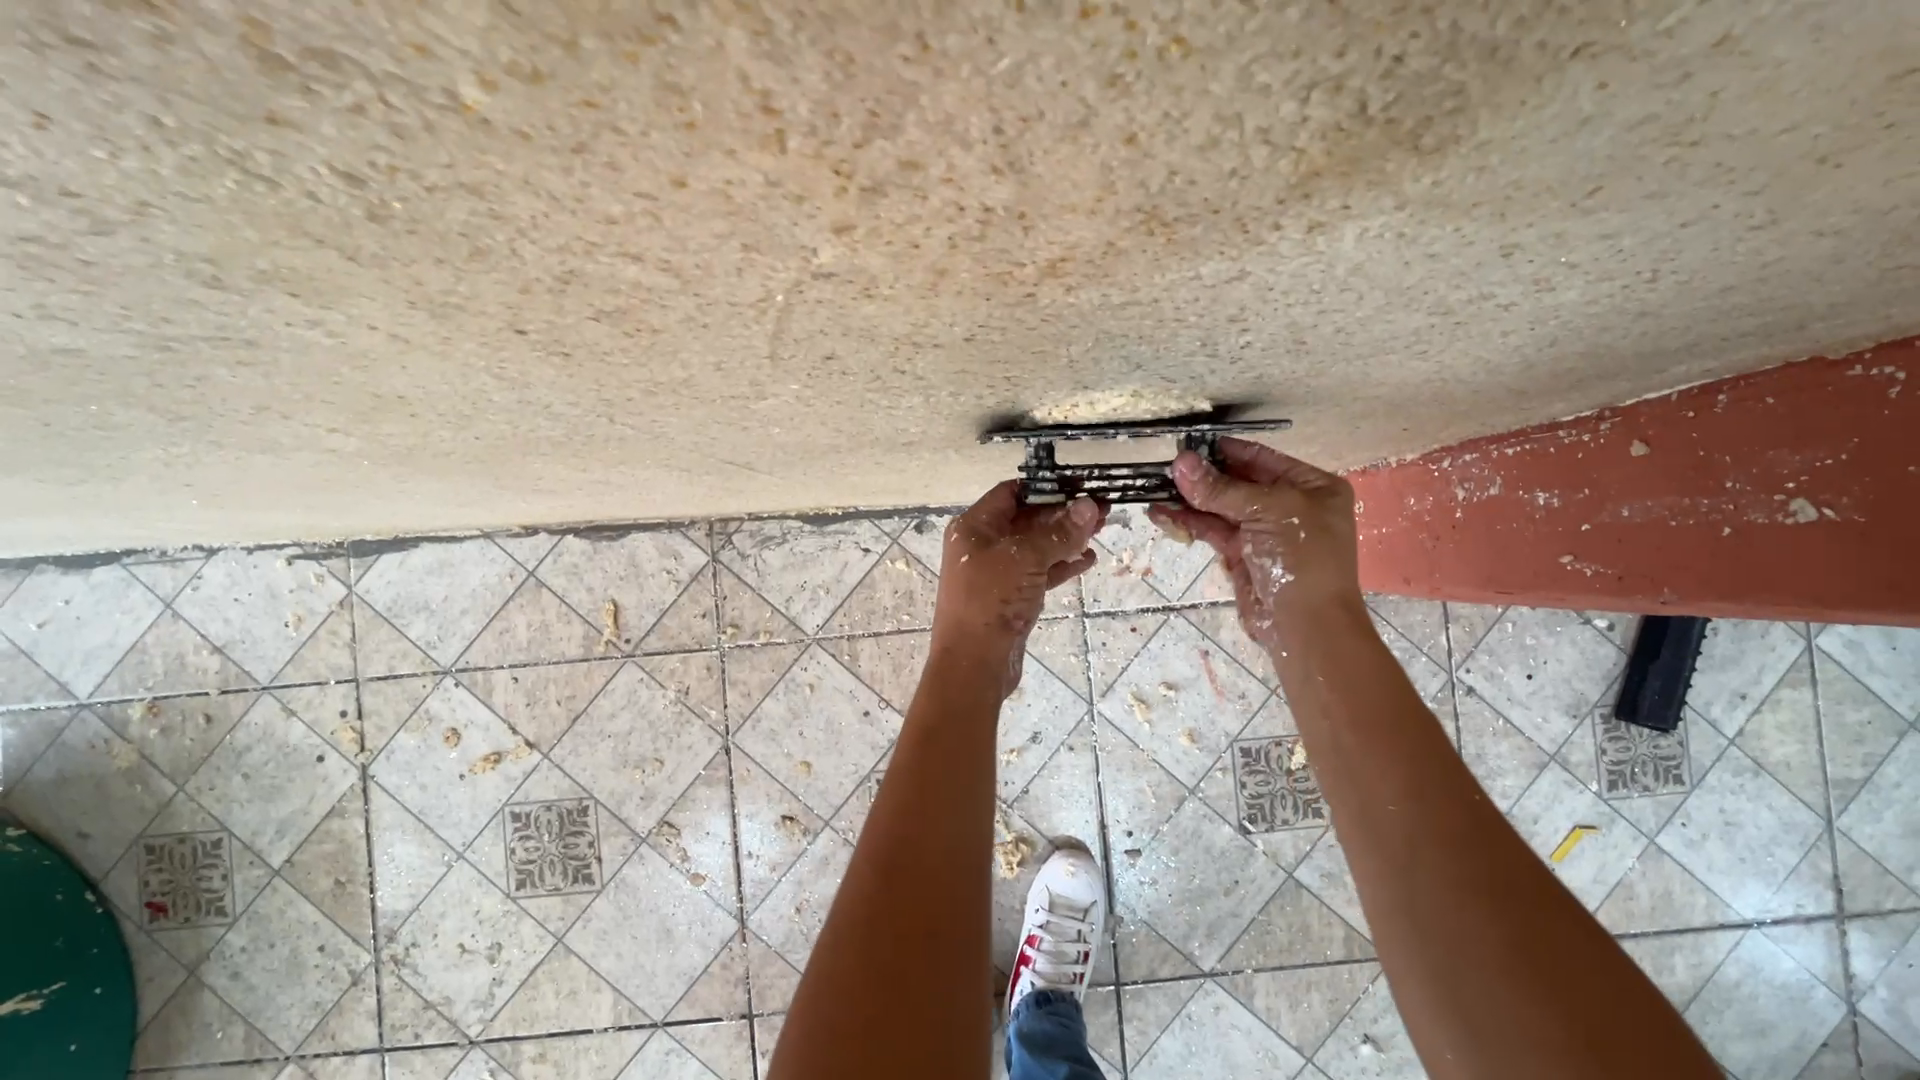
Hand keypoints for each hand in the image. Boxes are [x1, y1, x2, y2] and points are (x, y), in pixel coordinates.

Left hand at [931, 482, 1106, 696]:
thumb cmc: (990, 601)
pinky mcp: (1012, 598)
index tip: (1081, 486)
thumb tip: (1090, 505)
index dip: (1045, 488)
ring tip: (1104, 528)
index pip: (1011, 493)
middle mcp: (983, 546)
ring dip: (1068, 538)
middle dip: (1064, 513)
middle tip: (1104, 507)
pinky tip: (1089, 559)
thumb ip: (1059, 532)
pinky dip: (1063, 565)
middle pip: (1027, 520)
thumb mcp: (1025, 559)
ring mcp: (998, 573)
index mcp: (974, 527)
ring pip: (1037, 547)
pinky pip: (1040, 573)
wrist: (973, 664)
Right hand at [1146, 438, 1362, 650]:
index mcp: (1311, 486)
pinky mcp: (1241, 554)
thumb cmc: (1301, 557)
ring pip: (1220, 507)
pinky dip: (1188, 521)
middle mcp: (1289, 505)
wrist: (1306, 625)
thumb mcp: (1267, 511)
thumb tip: (1180, 462)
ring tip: (1155, 489)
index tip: (1188, 444)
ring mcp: (1263, 531)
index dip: (1225, 451)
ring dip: (1189, 499)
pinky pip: (1212, 530)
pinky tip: (1163, 513)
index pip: (1261, 458)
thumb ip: (1220, 488)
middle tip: (1164, 467)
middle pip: (1237, 482)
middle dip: (1202, 477)